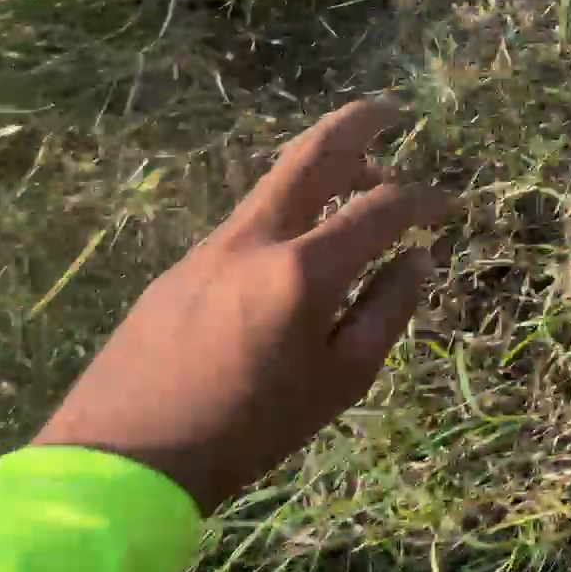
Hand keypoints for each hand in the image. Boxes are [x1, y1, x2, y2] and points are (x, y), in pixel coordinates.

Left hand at [34, 98, 453, 511]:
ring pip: (278, 183)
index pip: (383, 208)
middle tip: (390, 107)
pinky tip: (310, 239)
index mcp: (304, 270)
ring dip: (328, 168)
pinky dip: (296, 208)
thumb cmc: (254, 425)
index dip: (425, 200)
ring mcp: (210, 248)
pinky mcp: (183, 267)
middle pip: (312, 156)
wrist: (120, 464)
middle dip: (357, 124)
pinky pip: (253, 219)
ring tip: (365, 179)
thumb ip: (390, 306)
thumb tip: (418, 257)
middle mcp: (256, 241)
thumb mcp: (345, 376)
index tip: (450, 206)